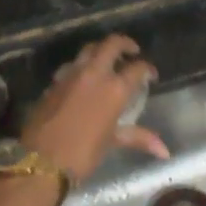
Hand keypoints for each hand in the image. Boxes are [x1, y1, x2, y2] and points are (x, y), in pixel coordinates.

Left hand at [22, 35, 167, 180]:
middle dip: (125, 44)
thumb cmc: (83, 154)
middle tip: (132, 52)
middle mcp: (94, 74)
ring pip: (89, 49)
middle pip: (111, 44)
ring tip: (107, 62)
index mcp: (114, 89)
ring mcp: (71, 75)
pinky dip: (81, 67)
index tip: (151, 75)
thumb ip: (138, 138)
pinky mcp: (54, 82)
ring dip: (101, 51)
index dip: (147, 69)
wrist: (41, 161)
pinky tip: (83, 80)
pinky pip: (71, 66)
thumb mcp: (112, 143)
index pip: (137, 68)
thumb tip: (165, 151)